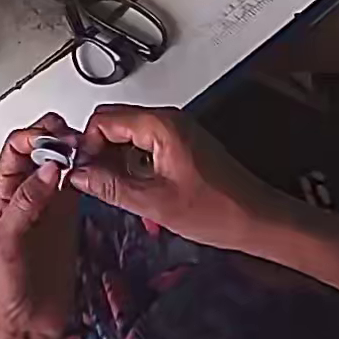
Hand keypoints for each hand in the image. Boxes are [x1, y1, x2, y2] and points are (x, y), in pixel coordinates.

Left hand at [0, 114, 79, 338]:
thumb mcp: (6, 240)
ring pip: (61, 161)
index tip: (54, 139)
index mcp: (3, 192)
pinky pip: (78, 183)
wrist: (27, 327)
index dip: (34, 137)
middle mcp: (26, 192)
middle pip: (40, 148)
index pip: (16, 148)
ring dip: (74, 150)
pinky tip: (95, 167)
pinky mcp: (69, 216)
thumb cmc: (4, 289)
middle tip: (75, 138)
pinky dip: (87, 171)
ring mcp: (49, 203)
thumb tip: (49, 168)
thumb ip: (27, 202)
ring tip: (88, 148)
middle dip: (56, 136)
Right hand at [68, 105, 283, 250]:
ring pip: (126, 130)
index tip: (81, 168)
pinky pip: (142, 139)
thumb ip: (110, 187)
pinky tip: (128, 181)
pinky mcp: (179, 141)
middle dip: (96, 147)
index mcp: (161, 126)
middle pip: (113, 120)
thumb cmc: (219, 209)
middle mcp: (168, 119)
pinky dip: (129, 157)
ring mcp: (175, 128)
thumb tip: (80, 177)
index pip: (104, 120)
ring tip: (106, 183)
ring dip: (112, 153)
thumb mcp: (154, 203)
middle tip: (88, 176)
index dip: (86, 144)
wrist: (257, 218)